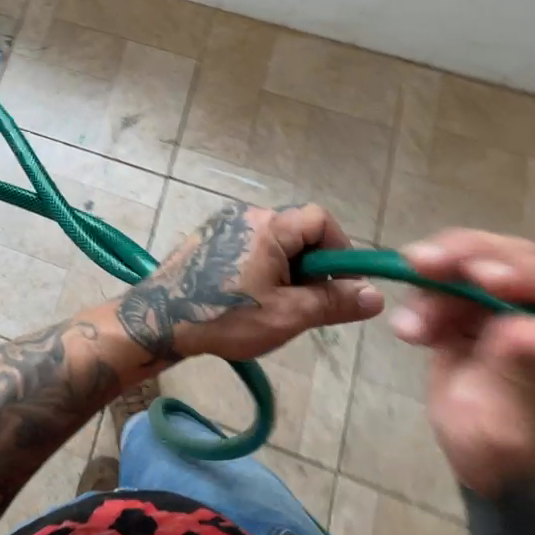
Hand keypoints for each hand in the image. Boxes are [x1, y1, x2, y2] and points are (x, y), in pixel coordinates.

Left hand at [116, 202, 382, 362]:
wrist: (160, 318)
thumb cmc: (226, 315)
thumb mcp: (288, 315)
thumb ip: (333, 302)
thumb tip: (374, 294)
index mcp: (267, 225)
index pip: (320, 220)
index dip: (340, 250)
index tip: (342, 286)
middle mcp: (246, 215)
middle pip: (298, 230)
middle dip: (314, 266)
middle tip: (311, 304)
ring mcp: (223, 226)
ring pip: (275, 242)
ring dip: (289, 271)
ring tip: (281, 307)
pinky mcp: (208, 240)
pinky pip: (251, 247)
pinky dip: (265, 269)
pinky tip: (254, 300)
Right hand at [391, 229, 534, 496]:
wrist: (479, 458)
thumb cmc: (511, 456)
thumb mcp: (517, 429)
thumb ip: (525, 377)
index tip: (487, 280)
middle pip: (521, 257)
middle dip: (470, 257)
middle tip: (423, 266)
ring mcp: (509, 301)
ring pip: (476, 256)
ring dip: (435, 276)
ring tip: (411, 323)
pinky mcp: (470, 299)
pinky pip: (443, 275)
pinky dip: (419, 293)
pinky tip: (408, 330)